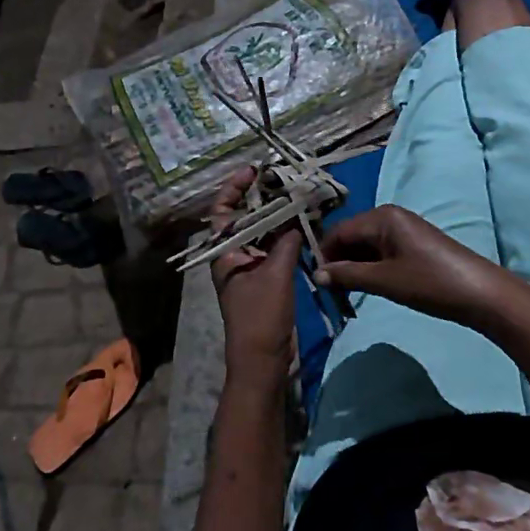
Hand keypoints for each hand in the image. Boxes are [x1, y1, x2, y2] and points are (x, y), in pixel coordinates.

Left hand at [209, 168, 302, 377]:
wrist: (263, 359)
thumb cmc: (260, 315)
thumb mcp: (275, 275)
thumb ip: (285, 243)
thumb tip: (296, 218)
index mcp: (224, 252)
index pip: (223, 210)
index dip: (235, 188)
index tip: (254, 171)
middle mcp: (234, 256)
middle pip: (246, 218)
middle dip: (264, 200)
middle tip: (286, 182)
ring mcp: (251, 268)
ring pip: (264, 234)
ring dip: (280, 218)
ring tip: (300, 199)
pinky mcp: (266, 280)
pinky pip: (276, 250)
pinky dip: (288, 238)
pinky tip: (306, 227)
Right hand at [315, 205, 526, 330]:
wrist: (481, 294)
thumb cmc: (430, 283)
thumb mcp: (384, 281)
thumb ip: (347, 276)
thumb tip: (316, 276)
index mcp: (381, 217)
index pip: (338, 232)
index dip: (324, 256)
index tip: (317, 283)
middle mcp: (389, 216)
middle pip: (350, 237)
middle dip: (338, 262)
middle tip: (331, 291)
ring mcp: (403, 229)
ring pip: (365, 246)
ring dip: (353, 267)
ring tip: (347, 293)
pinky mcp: (412, 244)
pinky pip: (380, 251)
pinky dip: (370, 267)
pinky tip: (368, 286)